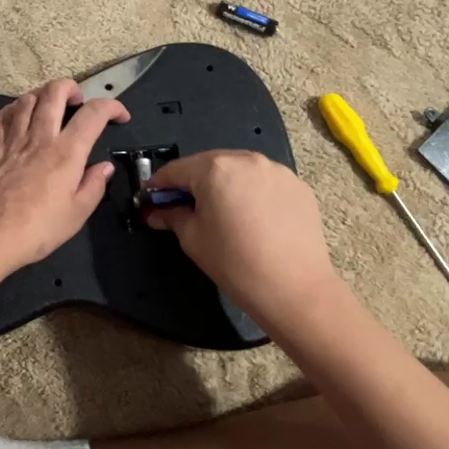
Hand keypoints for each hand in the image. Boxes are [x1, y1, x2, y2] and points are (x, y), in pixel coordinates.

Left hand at [0, 79, 130, 273]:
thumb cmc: (35, 231)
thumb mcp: (76, 215)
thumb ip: (93, 186)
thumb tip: (105, 167)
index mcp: (67, 152)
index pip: (94, 114)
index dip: (112, 106)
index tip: (119, 115)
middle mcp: (40, 136)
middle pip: (55, 92)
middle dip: (72, 88)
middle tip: (78, 101)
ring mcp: (11, 137)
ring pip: (28, 98)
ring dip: (43, 95)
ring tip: (49, 106)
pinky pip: (4, 114)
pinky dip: (16, 107)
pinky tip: (19, 115)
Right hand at [144, 151, 337, 313]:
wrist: (295, 289)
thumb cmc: (234, 262)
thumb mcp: (193, 239)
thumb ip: (172, 217)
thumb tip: (157, 213)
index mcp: (214, 169)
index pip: (176, 170)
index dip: (159, 185)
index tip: (151, 198)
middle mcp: (246, 160)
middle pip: (209, 164)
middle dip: (194, 182)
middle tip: (185, 206)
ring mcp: (276, 171)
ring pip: (239, 170)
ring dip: (224, 184)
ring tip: (223, 212)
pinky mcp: (298, 186)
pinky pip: (264, 182)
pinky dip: (252, 193)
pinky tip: (253, 219)